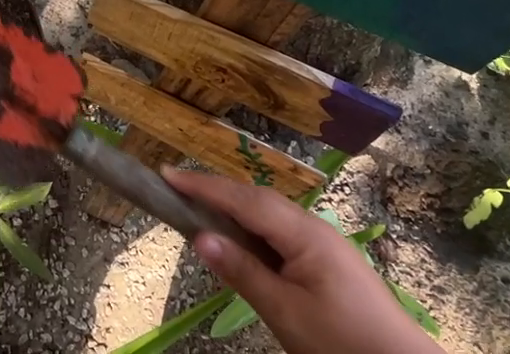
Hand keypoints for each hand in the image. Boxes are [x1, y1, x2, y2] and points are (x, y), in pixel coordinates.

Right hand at [162, 168, 444, 353]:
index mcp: (304, 232)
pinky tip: (239, 240)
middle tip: (174, 189)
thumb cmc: (343, 344)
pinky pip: (281, 231)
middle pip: (256, 198)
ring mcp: (324, 243)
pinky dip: (251, 227)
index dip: (203, 185)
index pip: (244, 198)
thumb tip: (199, 236)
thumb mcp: (286, 313)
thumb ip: (242, 272)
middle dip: (215, 190)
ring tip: (197, 209)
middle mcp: (314, 227)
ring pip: (269, 213)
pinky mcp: (328, 261)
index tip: (166, 173)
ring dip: (233, 208)